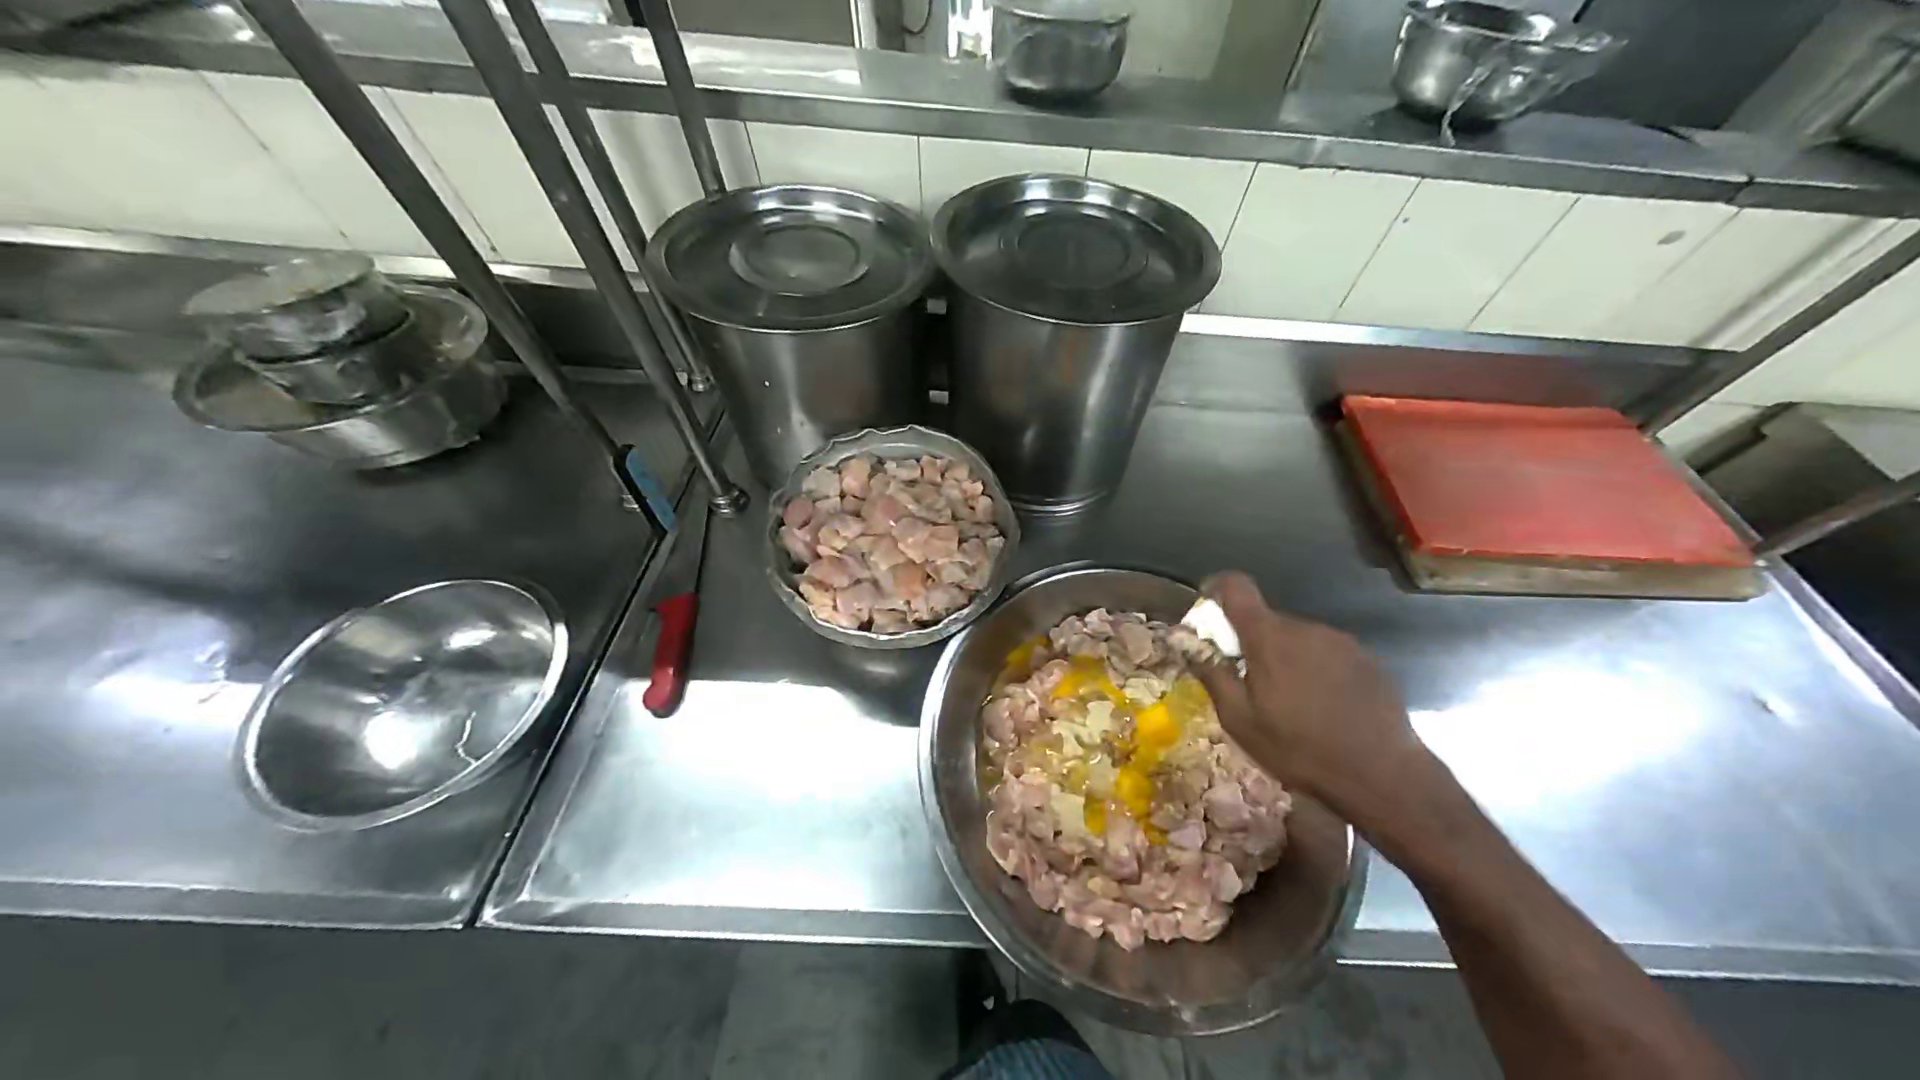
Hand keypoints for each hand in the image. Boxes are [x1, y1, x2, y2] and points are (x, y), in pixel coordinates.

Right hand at [1191, 571, 1446, 840]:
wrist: (1382, 775)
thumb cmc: (1298, 748)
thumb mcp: (1239, 719)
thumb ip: (1211, 673)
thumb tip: (1183, 639)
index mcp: (1269, 637)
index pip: (1237, 587)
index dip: (1217, 589)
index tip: (1208, 611)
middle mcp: (1306, 628)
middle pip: (1267, 620)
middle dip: (1252, 643)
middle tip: (1250, 684)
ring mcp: (1342, 642)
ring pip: (1298, 639)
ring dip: (1286, 658)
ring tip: (1291, 703)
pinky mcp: (1368, 660)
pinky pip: (1328, 654)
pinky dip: (1316, 671)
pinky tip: (1324, 708)